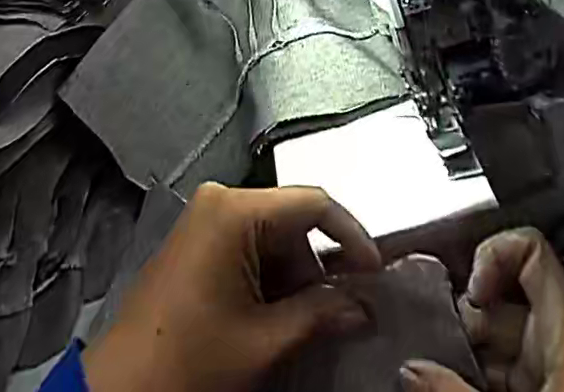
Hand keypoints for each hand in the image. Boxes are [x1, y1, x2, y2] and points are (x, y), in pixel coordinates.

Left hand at [83, 183, 382, 391]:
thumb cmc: (187, 363)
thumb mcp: (263, 342)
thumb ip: (321, 314)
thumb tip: (363, 307)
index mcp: (235, 210)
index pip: (313, 204)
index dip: (351, 235)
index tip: (375, 271)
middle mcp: (221, 199)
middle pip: (292, 220)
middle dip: (318, 266)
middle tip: (340, 308)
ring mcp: (205, 218)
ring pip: (273, 235)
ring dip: (294, 277)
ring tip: (307, 320)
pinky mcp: (196, 239)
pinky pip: (248, 245)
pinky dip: (269, 277)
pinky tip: (277, 313)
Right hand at [401, 228, 563, 391]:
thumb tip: (411, 368)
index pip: (533, 253)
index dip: (493, 256)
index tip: (466, 293)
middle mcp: (563, 346)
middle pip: (508, 301)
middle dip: (464, 316)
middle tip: (428, 341)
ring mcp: (557, 378)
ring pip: (504, 343)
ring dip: (465, 353)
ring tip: (429, 371)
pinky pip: (508, 377)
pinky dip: (478, 381)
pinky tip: (448, 390)